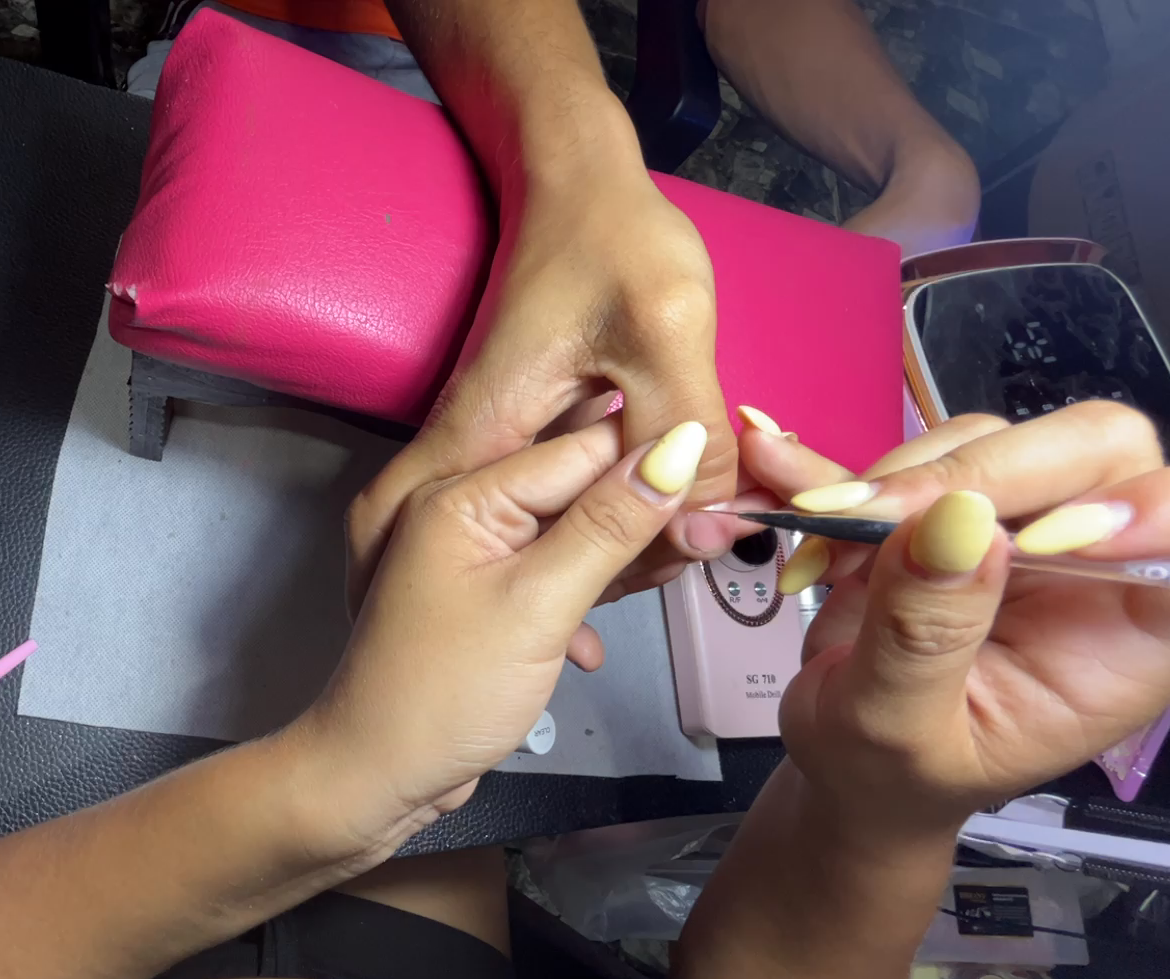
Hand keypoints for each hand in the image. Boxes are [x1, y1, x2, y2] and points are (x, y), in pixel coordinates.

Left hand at [294, 418, 708, 848]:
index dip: (656, 461)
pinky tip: (589, 650)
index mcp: (463, 494)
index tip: (725, 491)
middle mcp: (461, 512)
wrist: (379, 774)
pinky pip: (545, 577)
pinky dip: (577, 602)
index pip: (579, 448)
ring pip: (567, 537)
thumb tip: (681, 444)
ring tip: (664, 585)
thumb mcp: (538, 603)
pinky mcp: (481, 600)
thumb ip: (609, 525)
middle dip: (641, 516)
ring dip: (616, 564)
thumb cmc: (448, 691)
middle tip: (708, 544)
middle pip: (575, 488)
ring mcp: (469, 558)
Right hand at [346, 178, 738, 625]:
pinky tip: (633, 545)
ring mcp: (480, 455)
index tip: (656, 579)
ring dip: (580, 568)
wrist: (573, 190)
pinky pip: (531, 515)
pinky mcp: (507, 445)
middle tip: (666, 576)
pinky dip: (578, 537)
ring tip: (659, 564)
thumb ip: (687, 429)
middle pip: (491, 563)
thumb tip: (707, 524)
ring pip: (513, 543)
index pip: (477, 559)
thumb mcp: (666, 329)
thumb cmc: (610, 248)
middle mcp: (462, 463)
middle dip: (571, 592)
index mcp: (481, 446)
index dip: (559, 597)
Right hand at [742, 402, 1169, 836]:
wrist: (846, 760)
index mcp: (1135, 632)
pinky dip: (827, 473)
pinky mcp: (933, 516)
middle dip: (970, 477)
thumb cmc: (892, 771)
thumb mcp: (899, 727)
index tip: (1046, 540)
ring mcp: (1010, 530)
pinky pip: (897, 461)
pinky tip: (784, 497)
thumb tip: (954, 522)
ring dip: (886, 483)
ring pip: (981, 442)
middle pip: (1090, 453)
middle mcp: (1093, 565)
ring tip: (816, 546)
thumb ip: (926, 635)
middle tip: (868, 519)